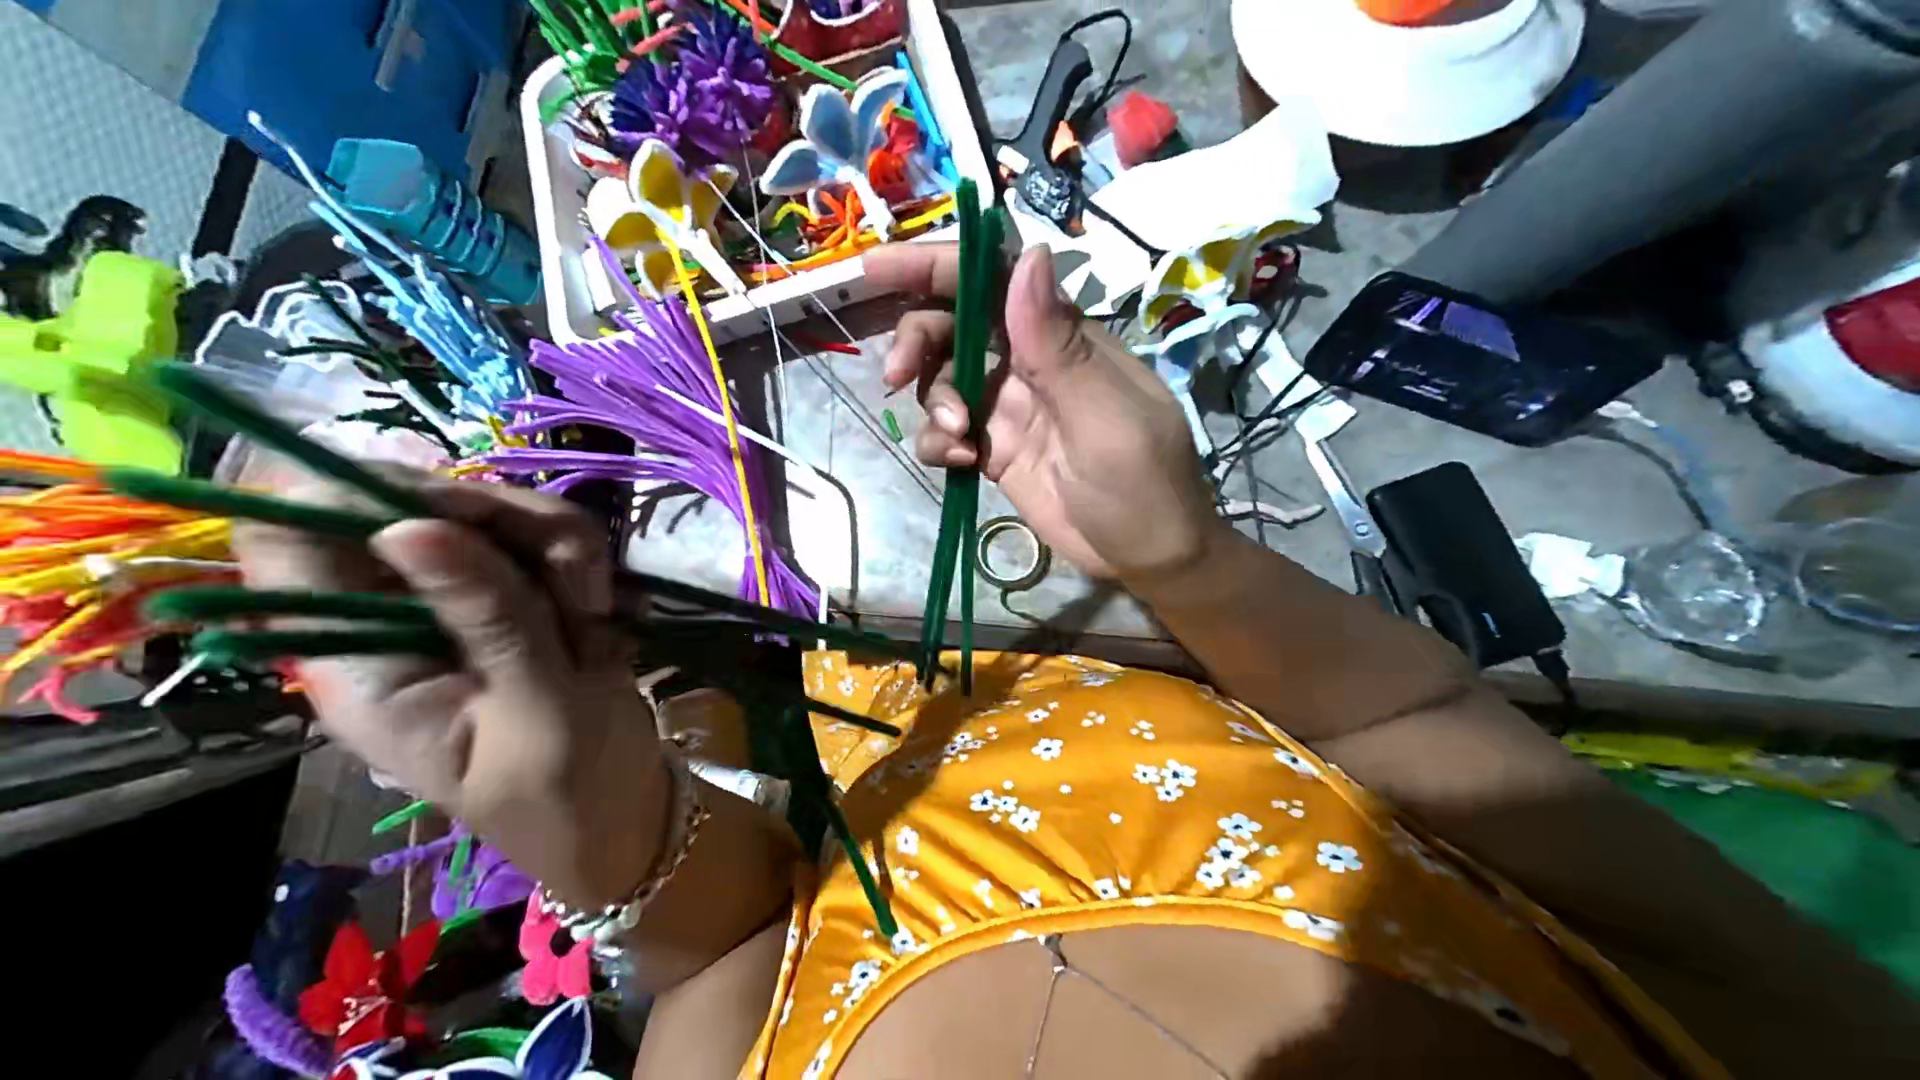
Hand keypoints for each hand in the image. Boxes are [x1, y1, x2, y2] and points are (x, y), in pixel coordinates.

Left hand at [232, 474, 662, 905]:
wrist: (624, 810)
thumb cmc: (569, 786)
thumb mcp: (536, 709)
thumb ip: (487, 618)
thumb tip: (407, 525)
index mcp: (362, 661)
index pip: (294, 544)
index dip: (352, 498)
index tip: (457, 514)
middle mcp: (401, 616)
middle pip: (416, 506)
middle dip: (505, 521)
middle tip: (576, 573)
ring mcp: (468, 602)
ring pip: (495, 516)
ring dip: (560, 542)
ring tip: (599, 605)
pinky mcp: (524, 597)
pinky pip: (546, 539)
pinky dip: (584, 558)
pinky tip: (608, 608)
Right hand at [865, 243, 1223, 580]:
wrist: (1144, 557)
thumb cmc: (1143, 483)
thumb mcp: (1105, 416)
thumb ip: (1059, 344)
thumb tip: (1029, 254)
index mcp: (1061, 337)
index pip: (993, 280)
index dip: (936, 265)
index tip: (877, 267)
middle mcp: (1028, 363)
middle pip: (952, 325)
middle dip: (916, 340)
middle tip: (895, 374)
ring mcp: (1007, 407)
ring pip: (941, 379)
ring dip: (932, 401)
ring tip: (958, 438)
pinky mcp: (993, 449)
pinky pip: (946, 432)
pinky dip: (939, 443)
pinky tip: (961, 464)